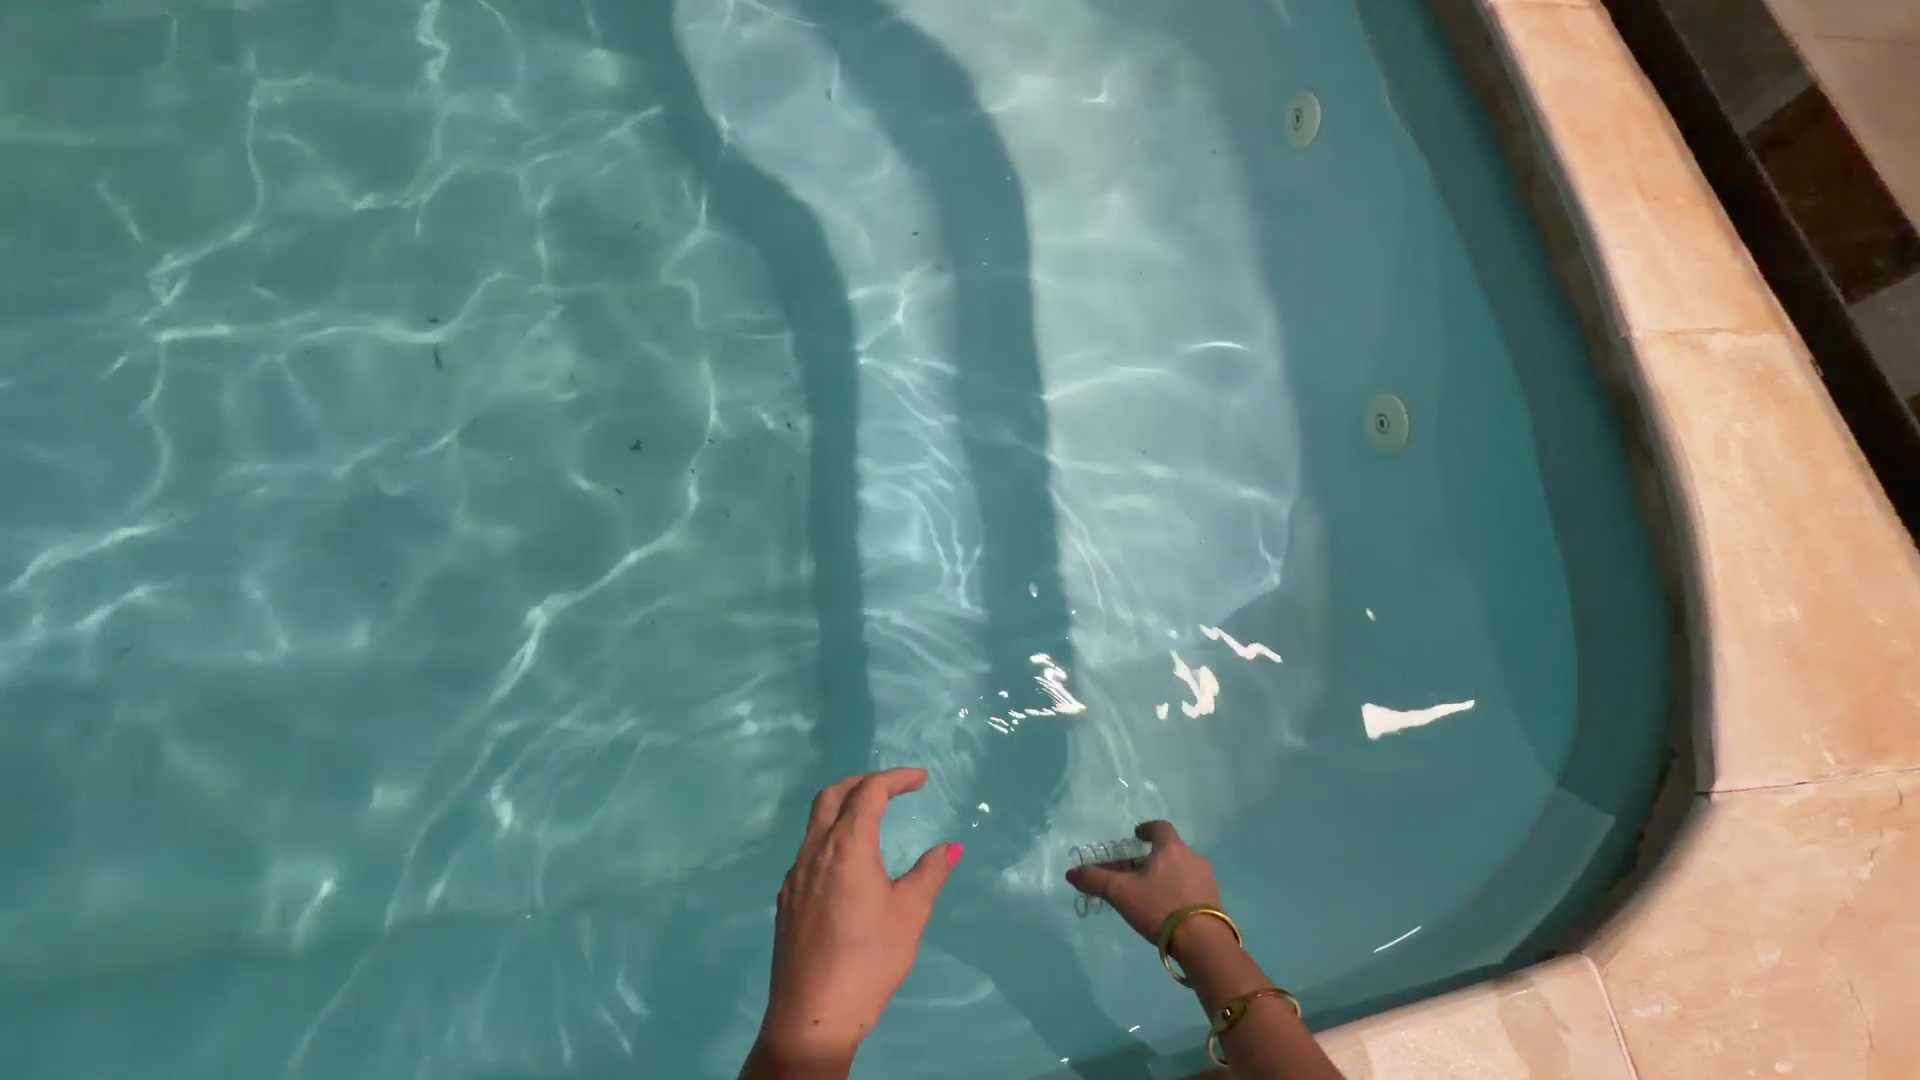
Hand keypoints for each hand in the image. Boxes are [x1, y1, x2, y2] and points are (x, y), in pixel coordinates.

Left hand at [747, 767, 960, 1076]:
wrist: (813, 1017)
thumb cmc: (869, 959)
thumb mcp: (910, 913)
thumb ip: (930, 873)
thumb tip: (951, 847)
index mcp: (847, 844)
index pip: (870, 791)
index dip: (896, 778)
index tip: (921, 779)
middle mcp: (815, 850)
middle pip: (833, 794)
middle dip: (864, 781)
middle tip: (893, 787)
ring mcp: (795, 875)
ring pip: (816, 821)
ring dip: (844, 807)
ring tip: (873, 818)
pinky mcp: (787, 899)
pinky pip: (809, 850)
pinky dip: (831, 837)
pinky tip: (849, 865)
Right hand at [1064, 820, 1220, 950]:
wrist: (1204, 943)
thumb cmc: (1160, 907)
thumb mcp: (1121, 893)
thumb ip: (1095, 880)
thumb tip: (1071, 873)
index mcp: (1171, 848)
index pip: (1159, 827)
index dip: (1146, 829)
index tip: (1136, 836)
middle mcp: (1192, 857)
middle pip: (1168, 850)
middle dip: (1150, 857)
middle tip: (1133, 870)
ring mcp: (1206, 879)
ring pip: (1180, 869)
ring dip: (1164, 874)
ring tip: (1148, 891)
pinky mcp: (1214, 901)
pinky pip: (1191, 887)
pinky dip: (1177, 890)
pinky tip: (1166, 908)